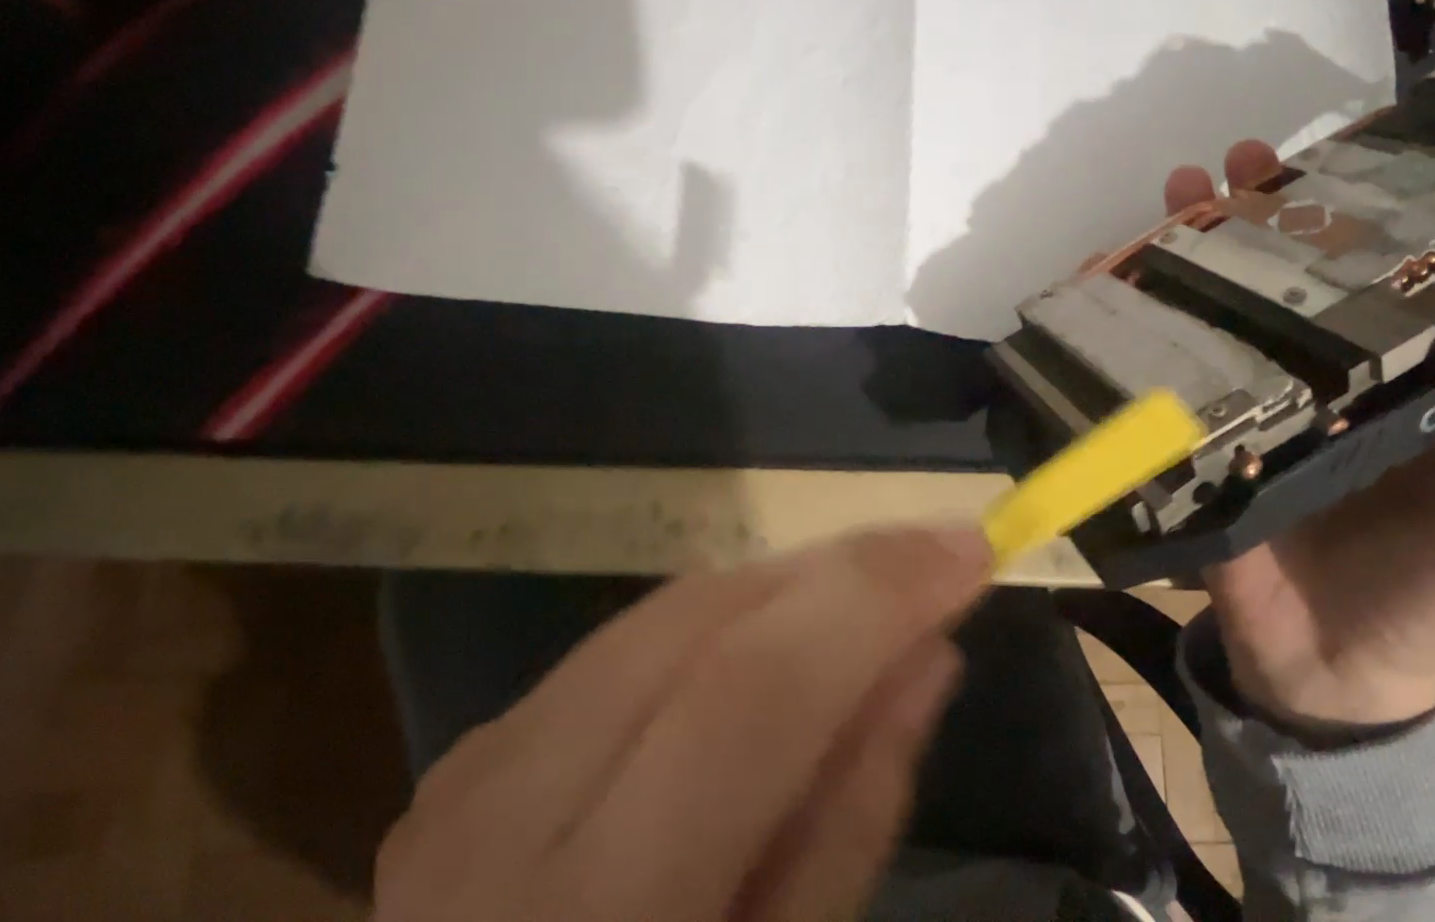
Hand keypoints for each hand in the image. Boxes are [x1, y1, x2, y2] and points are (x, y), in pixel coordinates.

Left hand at [373, 527, 990, 921]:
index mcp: (600, 905)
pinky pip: (616, 652)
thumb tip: (925, 654)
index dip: (871, 597)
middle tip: (932, 559)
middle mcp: (506, 812)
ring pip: (654, 619)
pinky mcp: (466, 757)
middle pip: (694, 619)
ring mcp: (470, 775)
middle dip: (832, 571)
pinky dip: (709, 630)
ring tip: (864, 603)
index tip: (968, 549)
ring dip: (777, 592)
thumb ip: (850, 817)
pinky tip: (763, 650)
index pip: (750, 691)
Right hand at [1160, 143, 1434, 732]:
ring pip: (1217, 308)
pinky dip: (1124, 327)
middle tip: (1238, 160)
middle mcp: (1324, 371)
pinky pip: (1152, 375)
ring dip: (1191, 247)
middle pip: (1290, 274)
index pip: (1396, 276)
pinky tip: (1101, 280)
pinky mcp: (1184, 439)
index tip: (1347, 162)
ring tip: (1176, 195)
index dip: (1377, 212)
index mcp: (1410, 376)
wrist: (1324, 666)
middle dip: (1262, 210)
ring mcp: (1246, 401)